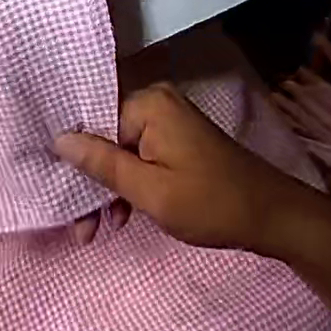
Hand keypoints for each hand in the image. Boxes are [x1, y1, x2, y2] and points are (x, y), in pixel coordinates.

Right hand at [53, 83, 327, 256]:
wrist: (272, 215)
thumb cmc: (210, 203)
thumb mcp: (150, 190)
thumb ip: (102, 164)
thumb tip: (59, 139)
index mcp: (148, 103)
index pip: (93, 126)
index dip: (76, 164)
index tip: (64, 202)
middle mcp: (156, 100)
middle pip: (106, 138)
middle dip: (93, 184)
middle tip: (82, 230)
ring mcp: (169, 117)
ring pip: (121, 151)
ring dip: (110, 189)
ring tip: (98, 230)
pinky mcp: (177, 136)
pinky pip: (140, 154)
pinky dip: (131, 183)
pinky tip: (123, 214)